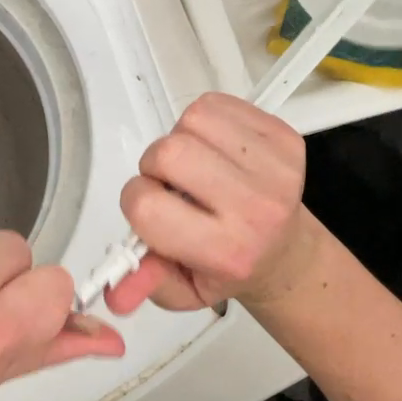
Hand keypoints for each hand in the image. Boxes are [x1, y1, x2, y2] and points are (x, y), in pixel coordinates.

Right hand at [108, 93, 326, 313]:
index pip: (146, 204)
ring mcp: (275, 168)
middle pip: (167, 153)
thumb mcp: (183, 288)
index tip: (152, 210)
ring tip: (194, 167)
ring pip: (190, 122)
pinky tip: (213, 149)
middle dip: (156, 165)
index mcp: (227, 249)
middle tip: (171, 185)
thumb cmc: (226, 266)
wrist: (286, 251)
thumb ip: (146, 284)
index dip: (136, 200)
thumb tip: (115, 296)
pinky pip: (216, 104)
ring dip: (180, 139)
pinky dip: (204, 121)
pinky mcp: (284, 138)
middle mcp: (256, 208)